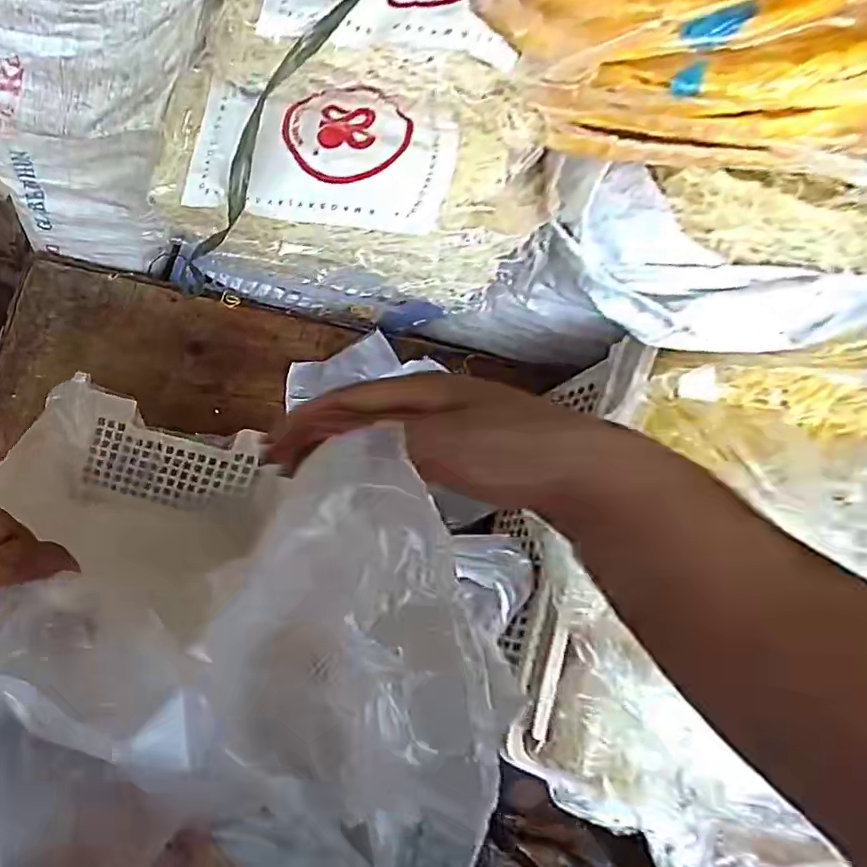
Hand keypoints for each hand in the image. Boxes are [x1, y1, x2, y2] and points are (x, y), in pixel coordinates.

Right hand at [269, 374, 665, 513]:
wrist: (593, 476)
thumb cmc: (514, 450)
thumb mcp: (437, 442)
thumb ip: (379, 440)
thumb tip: (331, 444)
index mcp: (422, 390)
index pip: (346, 399)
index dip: (304, 421)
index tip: (273, 447)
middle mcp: (430, 401)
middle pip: (355, 412)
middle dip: (313, 433)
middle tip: (280, 461)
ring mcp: (448, 425)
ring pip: (373, 431)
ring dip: (334, 447)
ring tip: (307, 469)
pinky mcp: (462, 451)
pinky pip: (392, 450)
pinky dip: (362, 460)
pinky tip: (356, 476)